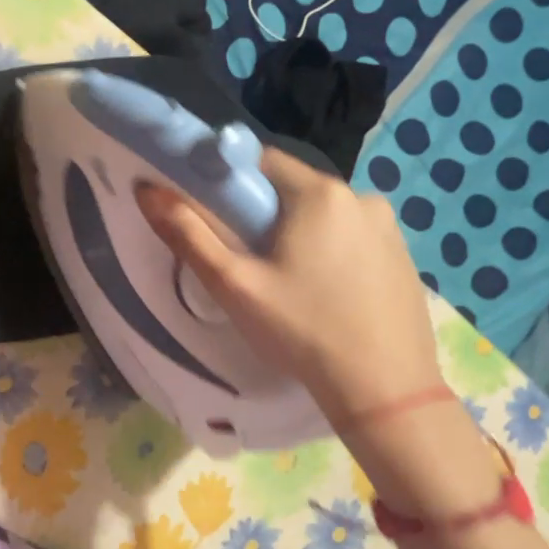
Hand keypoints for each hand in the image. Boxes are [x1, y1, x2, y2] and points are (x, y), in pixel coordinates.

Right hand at [135, 148, 442, 425]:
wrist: (385, 388)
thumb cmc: (301, 329)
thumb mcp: (232, 284)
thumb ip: (187, 233)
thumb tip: (147, 190)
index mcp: (319, 192)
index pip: (259, 161)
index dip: (227, 183)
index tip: (211, 216)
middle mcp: (360, 196)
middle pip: (290, 187)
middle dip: (260, 213)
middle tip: (241, 258)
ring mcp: (388, 226)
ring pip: (320, 214)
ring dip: (294, 233)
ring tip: (280, 281)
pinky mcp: (402, 254)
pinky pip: (348, 236)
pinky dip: (326, 251)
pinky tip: (318, 292)